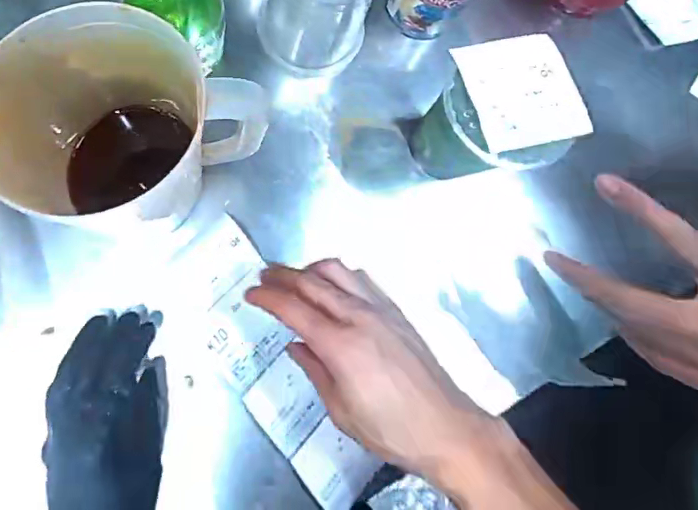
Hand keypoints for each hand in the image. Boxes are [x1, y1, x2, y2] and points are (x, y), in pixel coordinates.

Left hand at [43, 311, 165, 509]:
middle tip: (133, 313)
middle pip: (94, 363)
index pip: (120, 369)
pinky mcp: (48, 429)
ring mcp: (57, 423)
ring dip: (87, 340)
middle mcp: (75, 419)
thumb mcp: (149, 457)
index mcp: (103, 426)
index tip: (150, 324)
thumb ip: (149, 408)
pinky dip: (69, 360)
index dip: (135, 343)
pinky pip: (57, 384)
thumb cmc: (126, 499)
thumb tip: (151, 365)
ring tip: (104, 318)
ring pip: (70, 369)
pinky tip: (80, 348)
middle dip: (115, 335)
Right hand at [245, 261, 496, 481]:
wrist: (446, 426)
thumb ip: (314, 370)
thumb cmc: (391, 430)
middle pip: (311, 282)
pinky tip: (332, 283)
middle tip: (263, 275)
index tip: (251, 292)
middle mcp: (358, 316)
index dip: (268, 297)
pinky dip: (337, 273)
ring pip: (336, 270)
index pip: (294, 309)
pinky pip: (359, 277)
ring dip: (308, 268)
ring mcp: (379, 308)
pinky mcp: (394, 308)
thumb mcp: (342, 412)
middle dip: (282, 275)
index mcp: (341, 345)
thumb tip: (294, 344)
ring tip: (294, 276)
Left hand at [546, 175, 697, 509]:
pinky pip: (662, 362)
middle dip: (585, 280)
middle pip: (630, 301)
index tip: (604, 184)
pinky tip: (632, 327)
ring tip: (583, 286)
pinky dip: (639, 339)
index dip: (636, 207)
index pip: (676, 237)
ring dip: (607, 309)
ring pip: (637, 336)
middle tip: (552, 260)